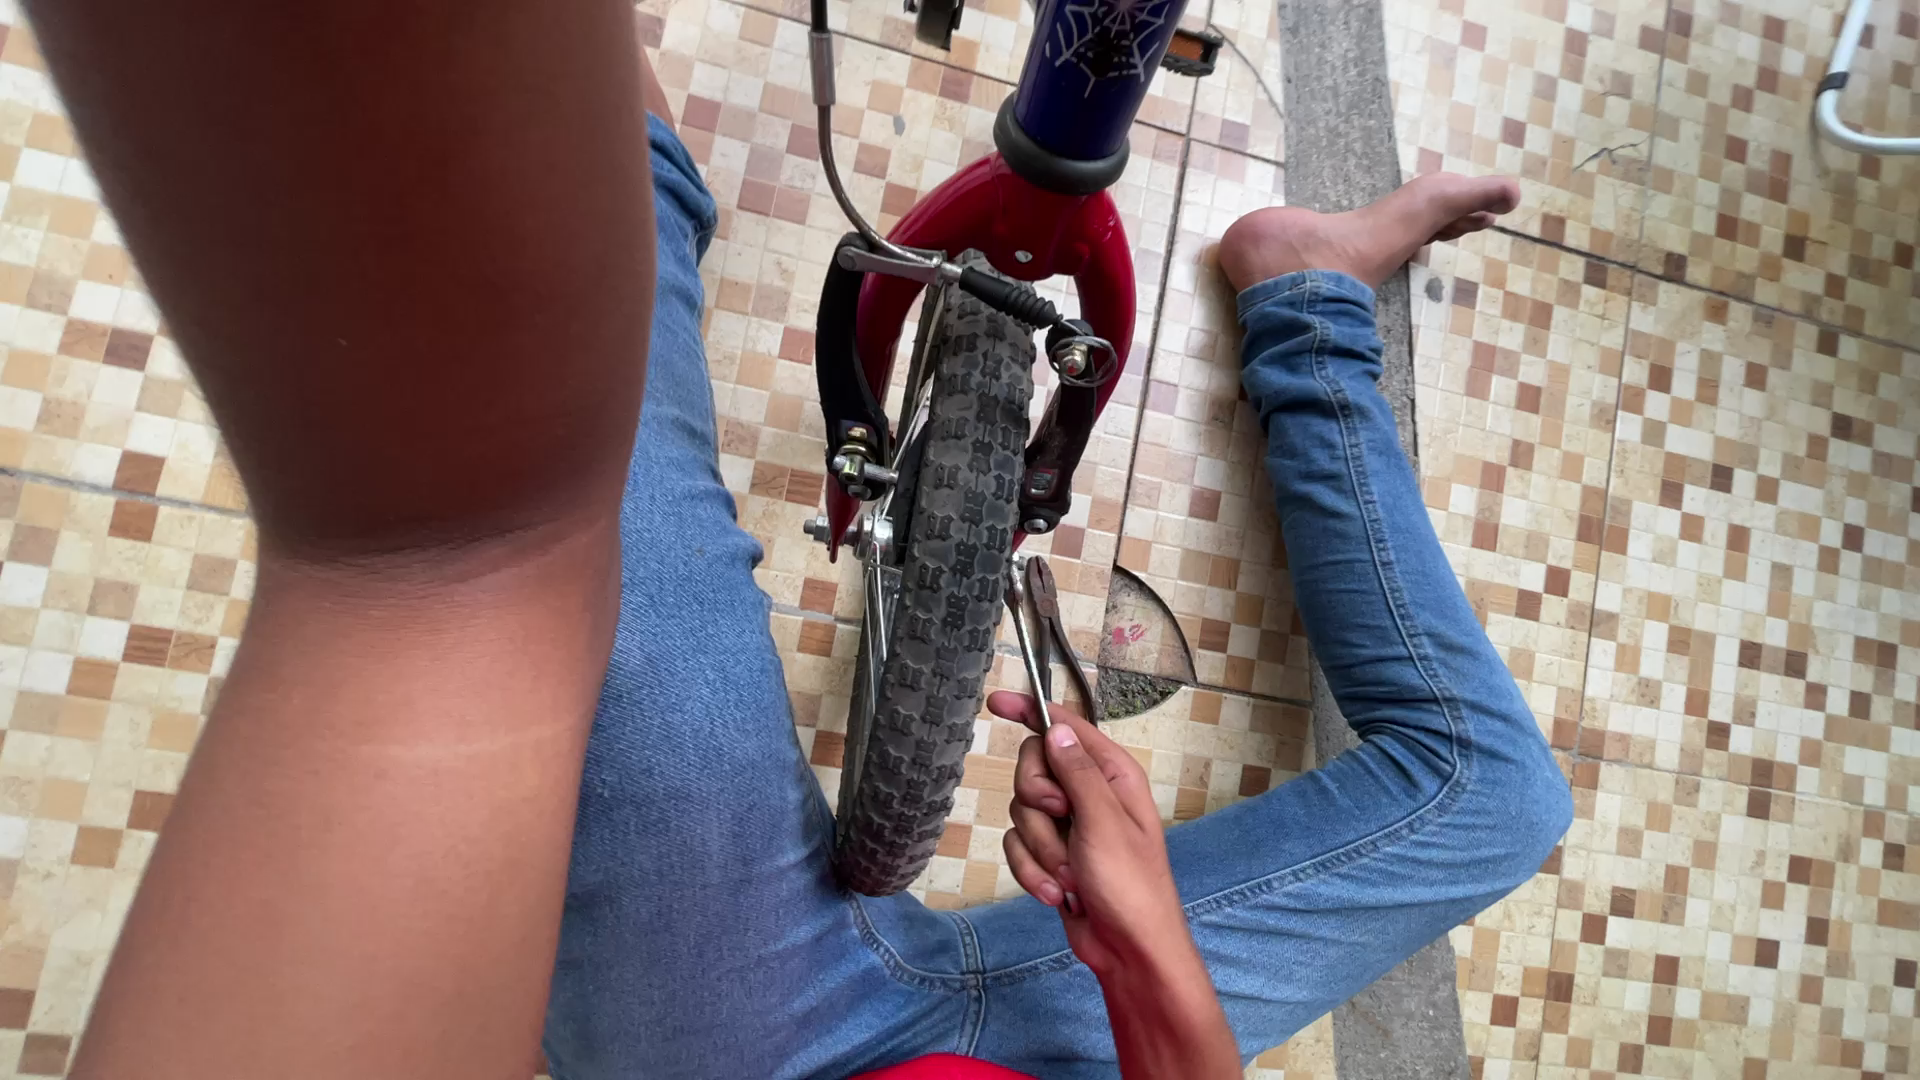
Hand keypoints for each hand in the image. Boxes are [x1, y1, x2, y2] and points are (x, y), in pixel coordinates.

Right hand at [989, 692, 1242, 1077]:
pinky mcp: (1049, 852)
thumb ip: (1077, 772)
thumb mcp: (1105, 822)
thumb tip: (1053, 728)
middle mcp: (1085, 790)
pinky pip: (1018, 844)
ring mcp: (1066, 823)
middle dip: (1038, 802)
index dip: (1029, 710)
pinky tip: (1057, 893)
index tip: (995, 702)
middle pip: (1032, 768)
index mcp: (1109, 772)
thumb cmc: (1131, 884)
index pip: (1063, 726)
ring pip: (1021, 810)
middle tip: (1062, 821)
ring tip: (1070, 875)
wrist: (1128, 952)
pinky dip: (1032, 871)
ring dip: (1040, 849)